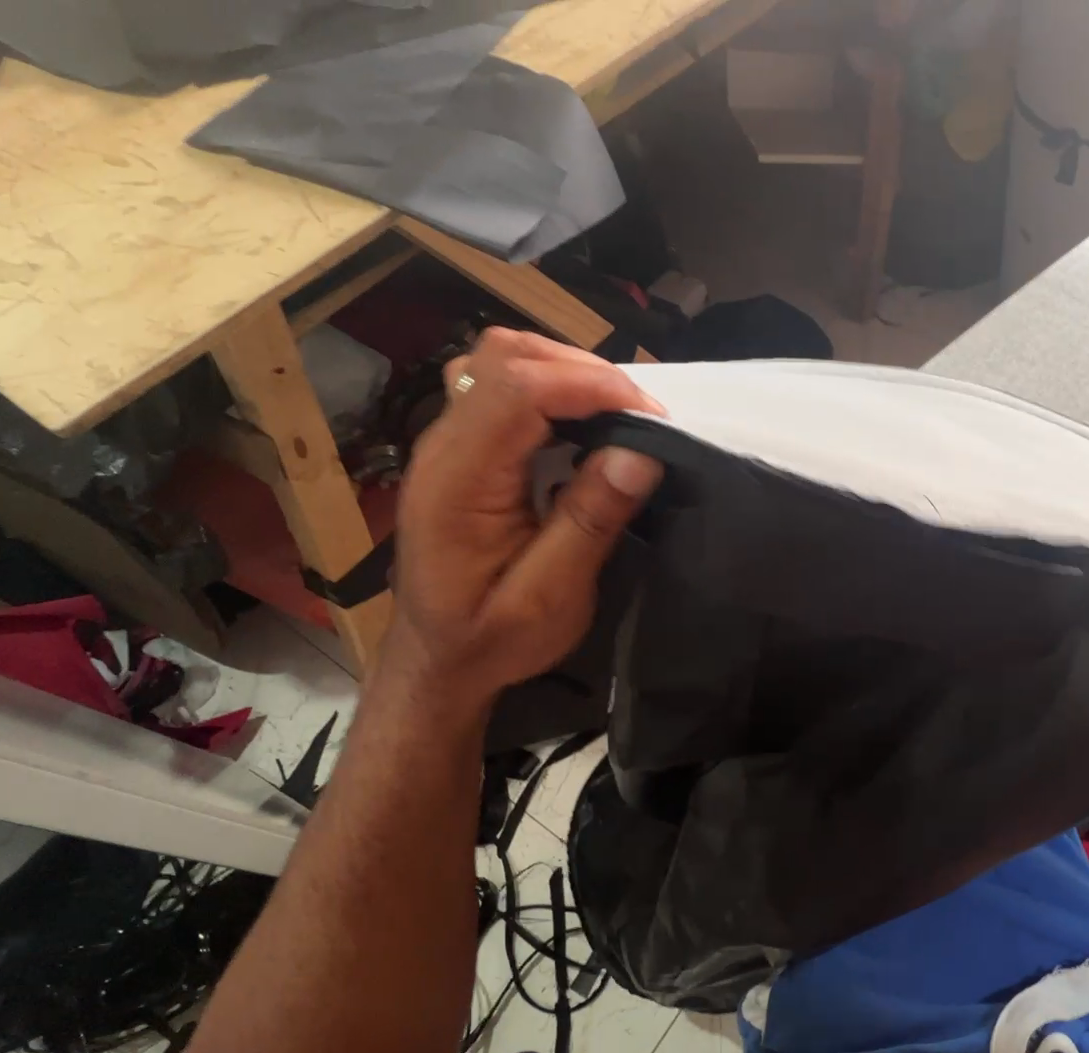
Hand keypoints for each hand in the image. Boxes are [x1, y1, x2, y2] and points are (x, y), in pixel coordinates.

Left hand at [381, 328, 664, 709]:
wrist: (438, 662)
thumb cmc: (492, 639)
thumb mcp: (551, 597)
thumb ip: (589, 522)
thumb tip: (641, 453)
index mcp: (458, 482)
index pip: (515, 389)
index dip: (588, 385)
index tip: (651, 417)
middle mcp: (443, 447)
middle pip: (504, 355)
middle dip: (583, 370)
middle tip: (641, 416)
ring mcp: (448, 442)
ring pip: (501, 359)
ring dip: (567, 372)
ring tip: (618, 413)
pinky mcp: (463, 448)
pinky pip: (504, 386)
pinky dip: (555, 388)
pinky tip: (587, 423)